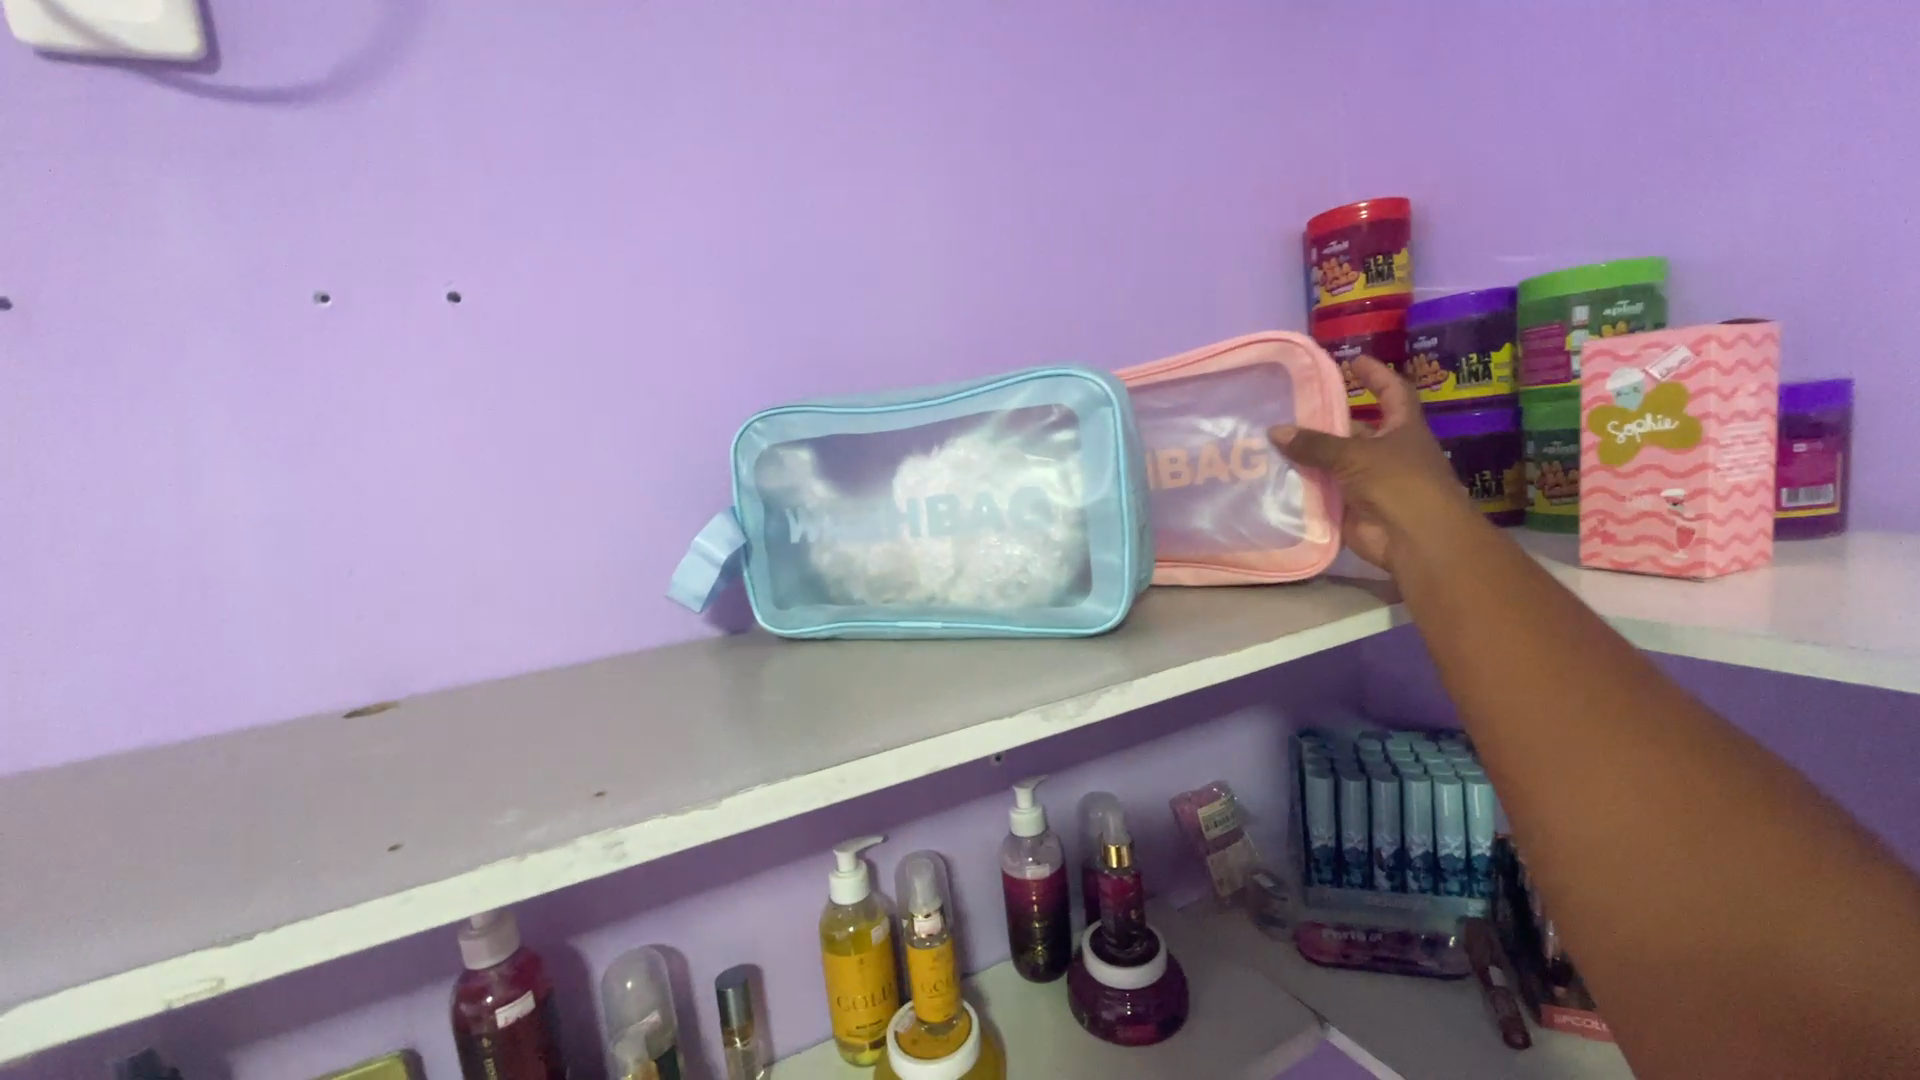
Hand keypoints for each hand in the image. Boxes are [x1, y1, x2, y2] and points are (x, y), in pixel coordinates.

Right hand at [1269, 354, 1475, 571]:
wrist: (1414, 538)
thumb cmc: (1398, 482)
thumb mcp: (1355, 454)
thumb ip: (1315, 443)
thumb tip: (1275, 430)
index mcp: (1402, 428)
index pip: (1392, 391)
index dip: (1376, 374)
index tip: (1353, 360)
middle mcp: (1387, 452)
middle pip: (1354, 430)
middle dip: (1325, 421)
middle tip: (1288, 408)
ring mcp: (1369, 482)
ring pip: (1334, 463)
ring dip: (1308, 456)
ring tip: (1270, 442)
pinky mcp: (1352, 508)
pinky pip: (1323, 493)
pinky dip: (1302, 487)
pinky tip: (1272, 478)